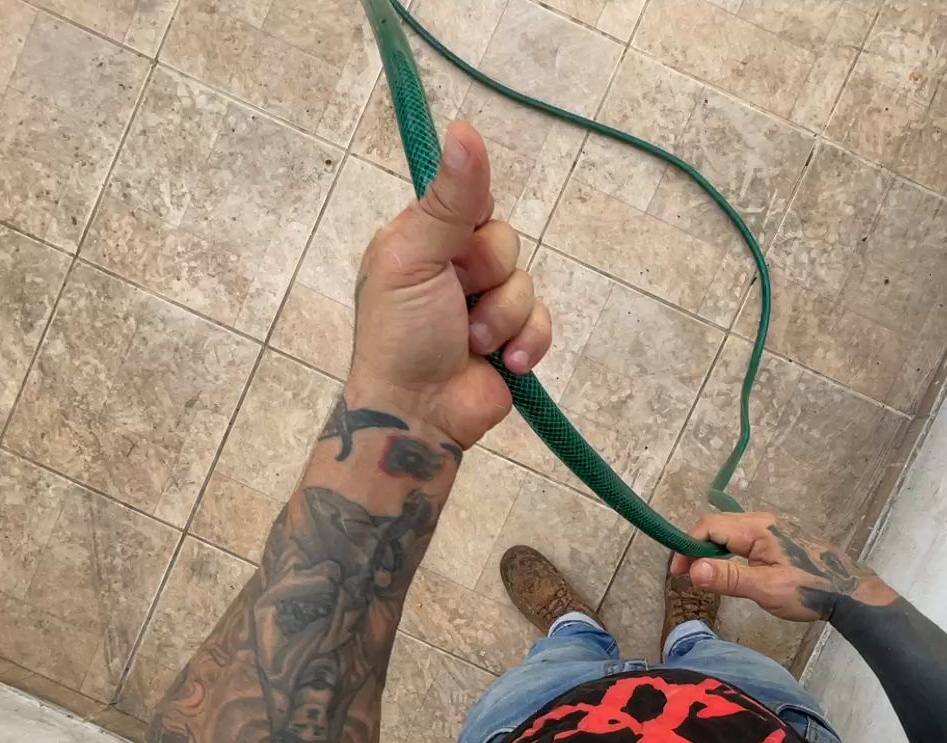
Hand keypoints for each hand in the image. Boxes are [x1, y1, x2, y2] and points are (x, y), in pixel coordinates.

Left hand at [348, 120, 550, 447]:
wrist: (419, 410)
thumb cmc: (402, 333)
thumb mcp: (415, 258)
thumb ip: (448, 201)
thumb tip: (466, 128)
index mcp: (425, 239)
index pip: (471, 202)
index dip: (475, 220)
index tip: (460, 242)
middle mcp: (458, 267)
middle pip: (507, 242)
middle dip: (489, 276)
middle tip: (458, 301)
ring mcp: (489, 306)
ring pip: (528, 284)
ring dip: (503, 318)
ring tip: (474, 344)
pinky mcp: (515, 341)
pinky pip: (544, 323)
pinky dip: (529, 343)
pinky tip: (508, 363)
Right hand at [668, 513, 897, 622]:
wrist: (851, 592)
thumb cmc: (810, 590)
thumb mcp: (766, 588)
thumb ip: (729, 577)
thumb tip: (693, 569)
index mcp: (757, 529)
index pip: (709, 526)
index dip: (688, 547)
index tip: (679, 573)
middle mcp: (763, 521)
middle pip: (718, 524)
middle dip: (696, 547)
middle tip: (687, 575)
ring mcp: (773, 528)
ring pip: (731, 531)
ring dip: (712, 549)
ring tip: (705, 574)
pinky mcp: (780, 539)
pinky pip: (744, 537)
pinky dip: (728, 550)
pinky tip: (731, 570)